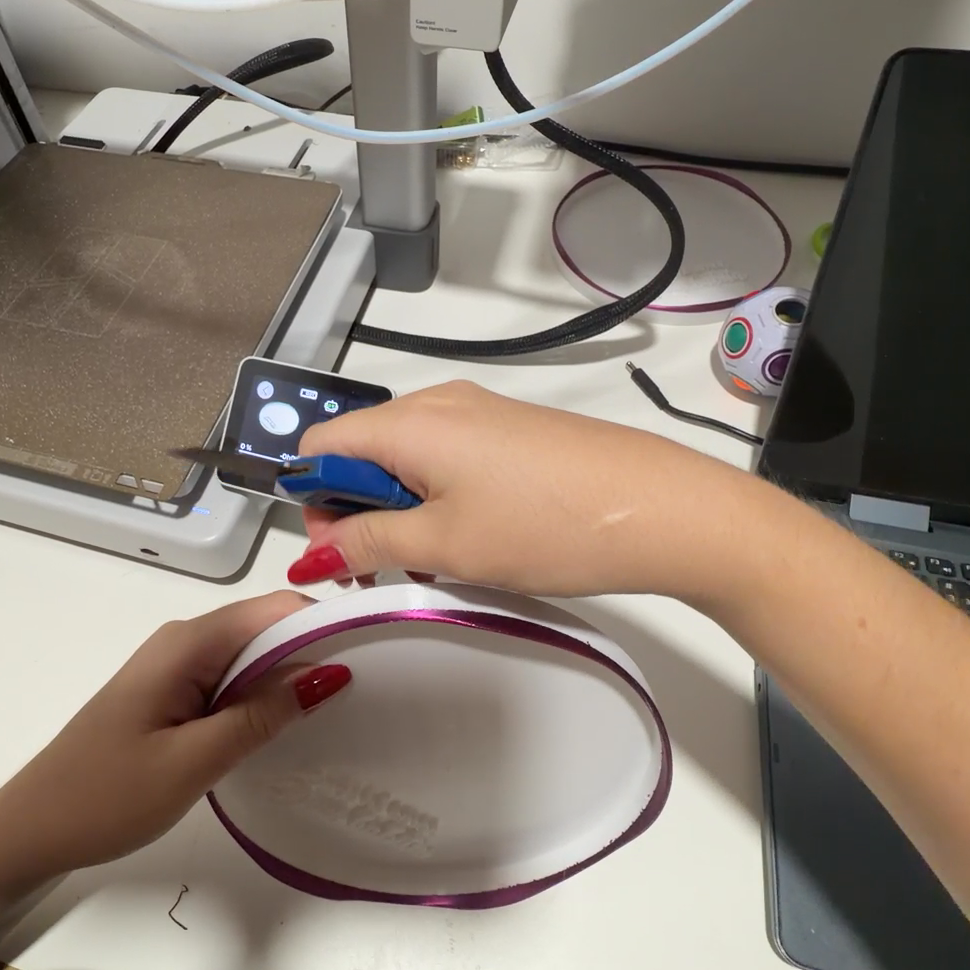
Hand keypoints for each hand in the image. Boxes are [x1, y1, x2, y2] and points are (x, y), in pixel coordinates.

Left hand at [0, 591, 350, 889]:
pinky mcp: (175, 690)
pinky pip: (233, 678)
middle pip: (267, 626)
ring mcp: (178, 665)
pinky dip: (264, 694)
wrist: (32, 828)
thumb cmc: (108, 794)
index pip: (274, 609)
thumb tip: (331, 671)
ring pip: (252, 654)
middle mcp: (186, 640)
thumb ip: (262, 714)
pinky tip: (287, 725)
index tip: (375, 653)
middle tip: (368, 689)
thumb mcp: (193, 760)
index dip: (325, 622)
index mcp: (189, 642)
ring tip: (339, 710)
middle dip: (315, 649)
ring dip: (292, 675)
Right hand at [289, 381, 761, 598]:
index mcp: (408, 422)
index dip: (314, 501)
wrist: (661, 508)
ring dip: (400, 508)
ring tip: (439, 559)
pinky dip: (438, 495)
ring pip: (405, 456)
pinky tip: (474, 535)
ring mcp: (479, 411)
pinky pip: (446, 455)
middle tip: (390, 567)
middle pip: (360, 449)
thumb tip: (309, 553)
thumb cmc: (542, 526)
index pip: (319, 445)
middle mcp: (437, 402)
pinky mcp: (510, 429)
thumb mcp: (443, 544)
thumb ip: (366, 542)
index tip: (344, 553)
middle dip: (357, 509)